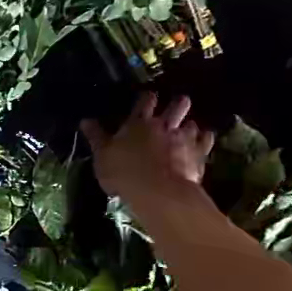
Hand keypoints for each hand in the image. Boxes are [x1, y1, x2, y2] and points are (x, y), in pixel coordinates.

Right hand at [81, 92, 214, 211]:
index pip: (145, 101)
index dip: (148, 98)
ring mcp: (183, 139)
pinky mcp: (198, 154)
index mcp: (138, 124)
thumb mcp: (102, 156)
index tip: (149, 98)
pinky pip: (205, 140)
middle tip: (177, 107)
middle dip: (178, 104)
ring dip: (189, 125)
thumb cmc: (124, 173)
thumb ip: (96, 137)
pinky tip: (202, 142)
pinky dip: (204, 139)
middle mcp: (163, 126)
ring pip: (192, 123)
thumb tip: (85, 121)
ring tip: (187, 130)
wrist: (157, 192)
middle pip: (177, 105)